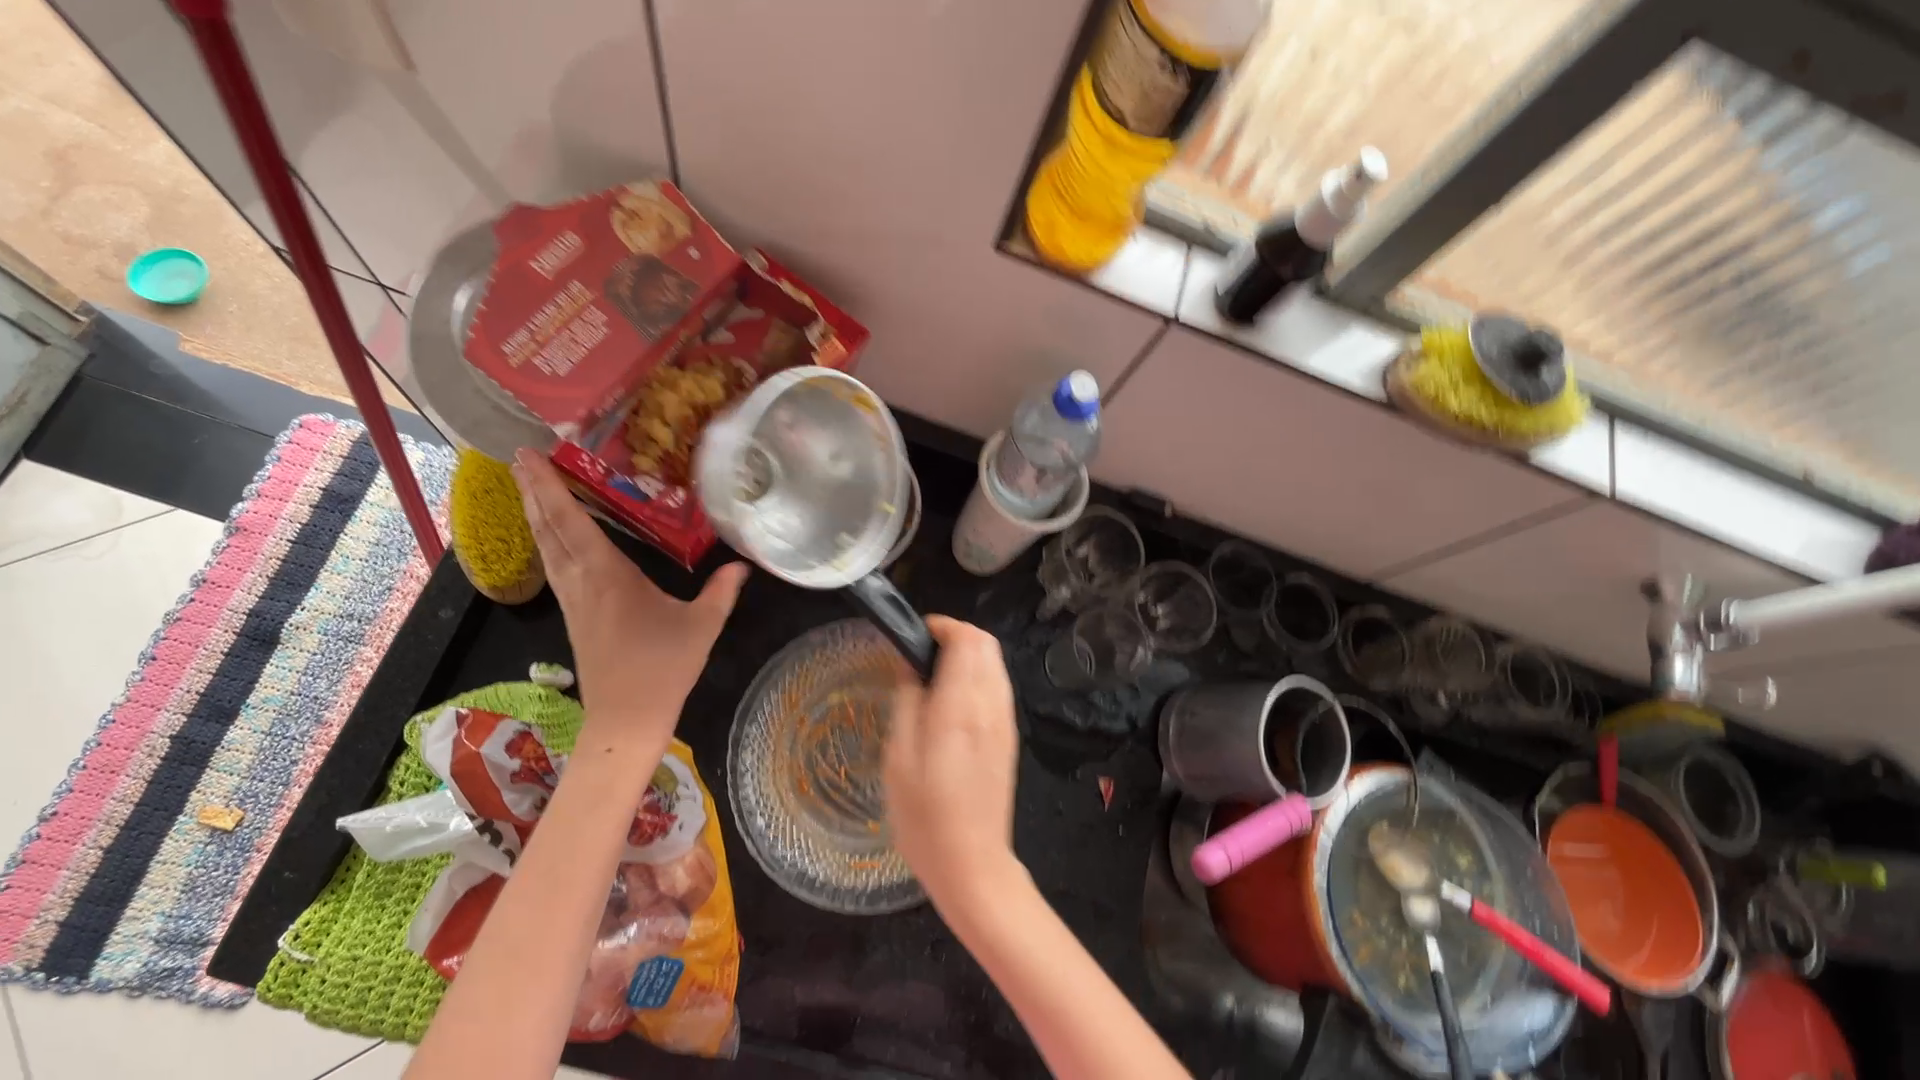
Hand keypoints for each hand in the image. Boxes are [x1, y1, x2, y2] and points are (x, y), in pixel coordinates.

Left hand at [511, 450, 746, 748]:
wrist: (626, 718)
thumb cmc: (663, 668)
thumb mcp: (702, 626)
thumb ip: (721, 591)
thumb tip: (742, 564)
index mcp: (607, 575)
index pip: (570, 521)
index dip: (549, 486)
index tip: (529, 454)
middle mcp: (580, 581)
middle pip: (547, 528)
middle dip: (532, 490)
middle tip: (520, 456)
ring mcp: (571, 599)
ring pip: (545, 546)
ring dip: (535, 512)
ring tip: (528, 484)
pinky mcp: (572, 614)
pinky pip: (553, 564)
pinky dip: (546, 538)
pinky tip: (550, 534)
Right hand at [883, 616, 1021, 910]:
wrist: (972, 863)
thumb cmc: (924, 814)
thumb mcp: (898, 756)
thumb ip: (907, 700)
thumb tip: (909, 662)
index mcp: (962, 705)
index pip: (967, 638)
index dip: (942, 626)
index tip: (914, 635)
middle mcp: (991, 706)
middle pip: (987, 644)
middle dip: (956, 636)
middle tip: (921, 652)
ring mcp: (1005, 722)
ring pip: (995, 664)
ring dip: (968, 656)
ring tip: (932, 675)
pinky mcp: (1009, 739)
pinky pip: (998, 688)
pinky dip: (978, 678)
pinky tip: (951, 702)